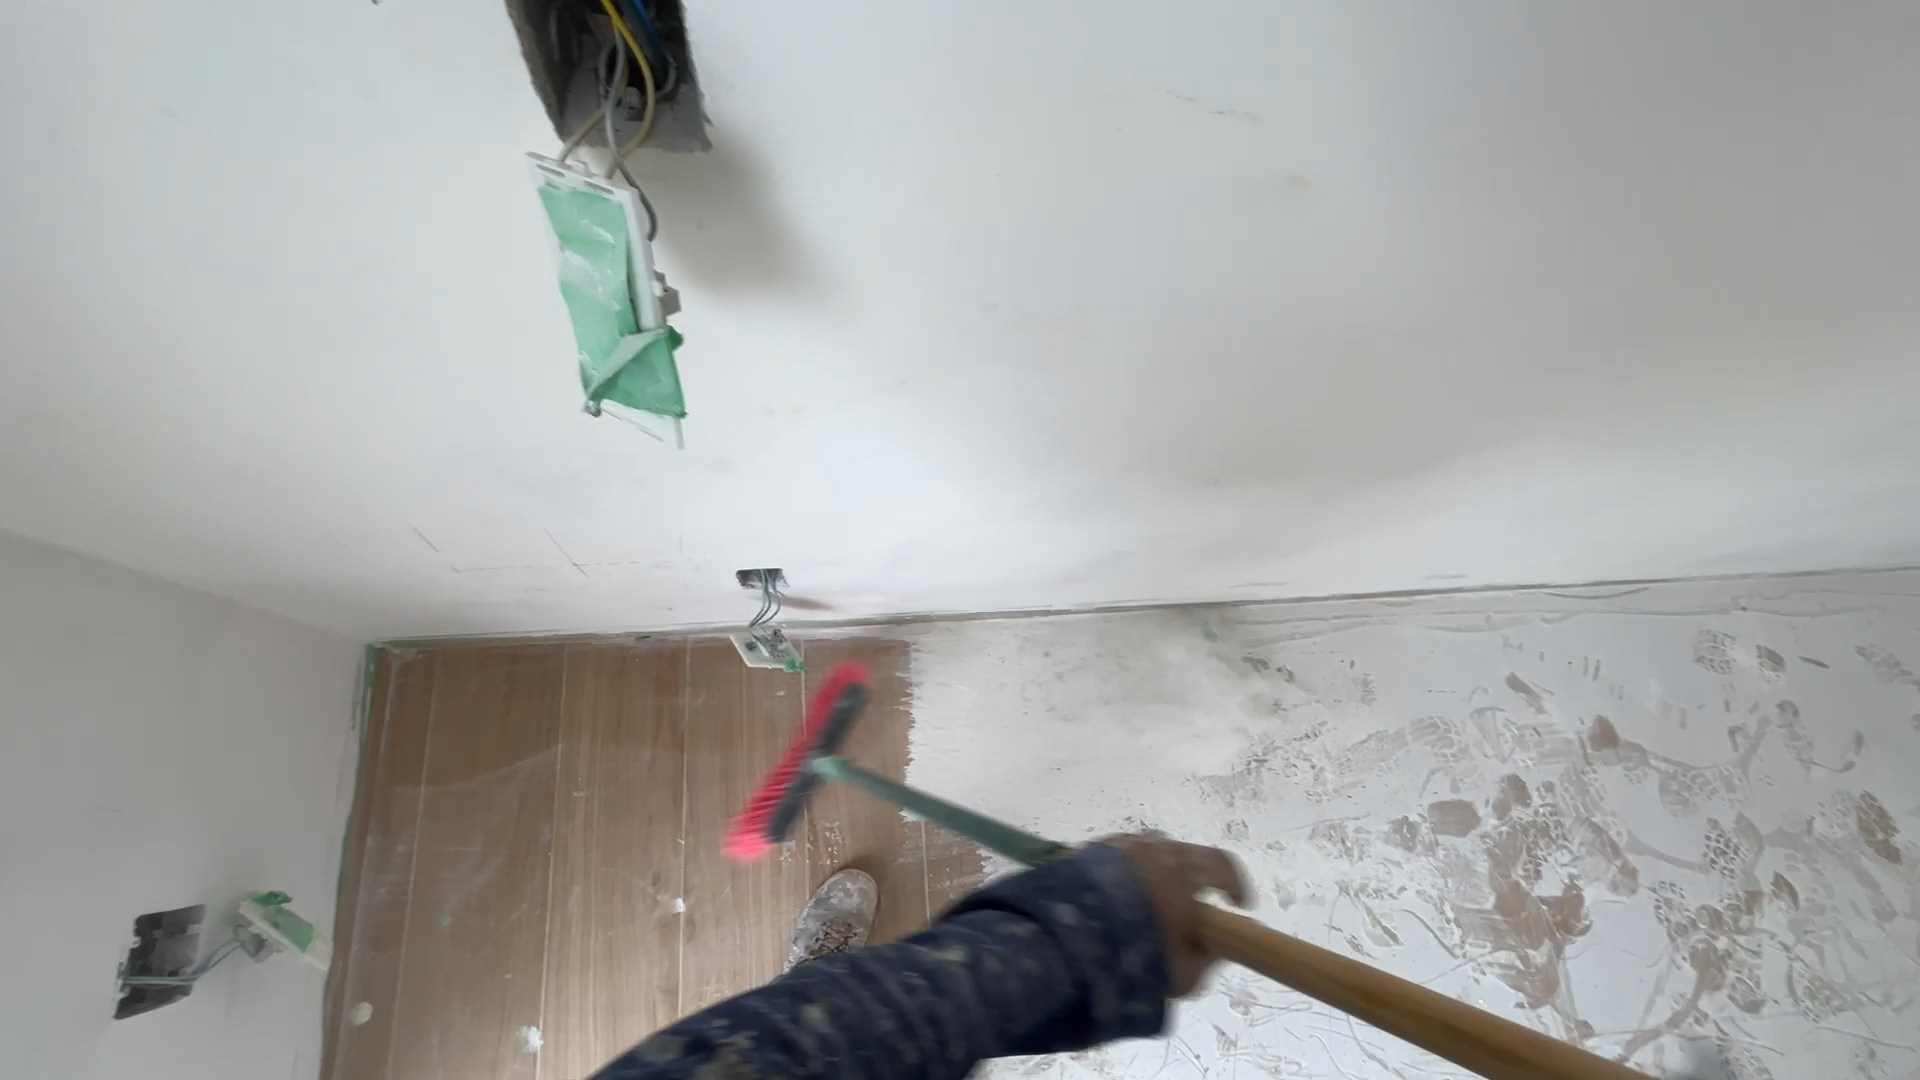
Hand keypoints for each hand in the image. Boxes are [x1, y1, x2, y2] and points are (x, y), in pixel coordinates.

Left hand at [1097, 834, 1251, 996]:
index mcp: (1183, 871)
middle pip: (1187, 854)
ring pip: (1154, 851)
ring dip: (1164, 871)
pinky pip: (1125, 855)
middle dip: (1199, 878)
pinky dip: (1134, 870)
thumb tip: (1215, 945)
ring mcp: (1122, 844)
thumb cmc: (1135, 955)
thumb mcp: (1183, 973)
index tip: (1238, 905)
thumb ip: (1207, 956)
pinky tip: (1125, 896)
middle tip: (1196, 906)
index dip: (1235, 883)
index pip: (1223, 864)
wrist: (1068, 939)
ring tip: (1157, 901)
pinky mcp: (1094, 849)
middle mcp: (1155, 848)